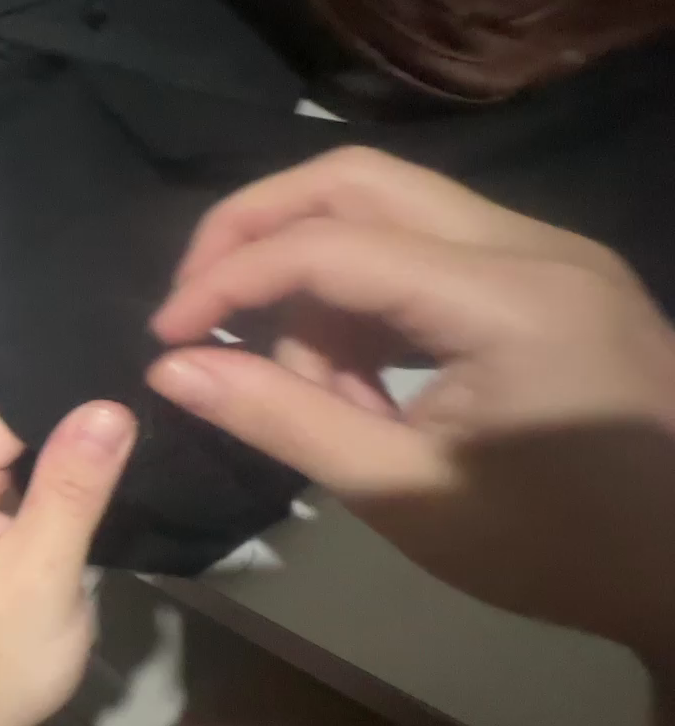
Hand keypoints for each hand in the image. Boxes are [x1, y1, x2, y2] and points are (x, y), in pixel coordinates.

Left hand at [0, 398, 136, 725]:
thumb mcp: (40, 573)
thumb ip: (71, 489)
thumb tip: (107, 406)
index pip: (0, 409)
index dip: (58, 387)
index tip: (125, 366)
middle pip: (13, 419)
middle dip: (72, 404)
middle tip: (148, 383)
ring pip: (28, 443)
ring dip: (76, 433)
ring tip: (144, 405)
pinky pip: (36, 472)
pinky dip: (72, 464)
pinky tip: (118, 448)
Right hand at [146, 147, 674, 669]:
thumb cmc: (560, 544)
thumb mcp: (398, 489)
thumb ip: (275, 417)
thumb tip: (167, 368)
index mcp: (509, 299)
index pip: (323, 246)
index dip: (222, 281)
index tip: (166, 338)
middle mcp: (526, 248)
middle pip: (347, 181)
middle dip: (248, 231)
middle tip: (199, 301)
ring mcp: (532, 257)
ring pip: (367, 212)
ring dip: (300, 283)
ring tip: (305, 384)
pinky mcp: (525, 281)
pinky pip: (397, 254)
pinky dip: (342, 303)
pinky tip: (350, 380)